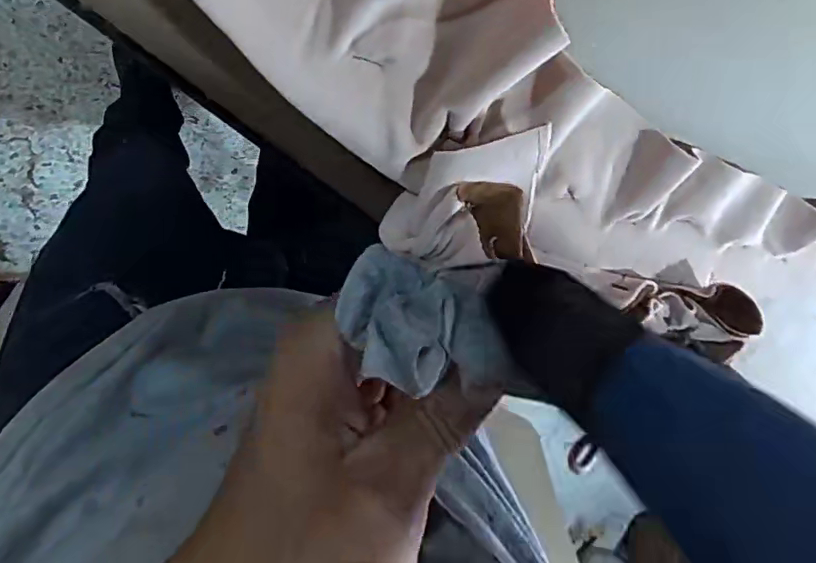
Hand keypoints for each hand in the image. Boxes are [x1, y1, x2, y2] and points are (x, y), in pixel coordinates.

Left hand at [172, 307, 496, 562]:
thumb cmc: (305, 551)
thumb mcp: (385, 487)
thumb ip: (446, 412)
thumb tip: (504, 346)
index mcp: (319, 338)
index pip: (399, 280)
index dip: (453, 286)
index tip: (502, 300)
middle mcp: (321, 340)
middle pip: (403, 306)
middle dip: (454, 323)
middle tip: (510, 335)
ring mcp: (328, 372)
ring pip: (402, 339)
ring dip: (445, 354)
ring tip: (499, 356)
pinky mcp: (338, 402)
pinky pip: (392, 371)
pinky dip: (426, 382)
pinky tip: (464, 390)